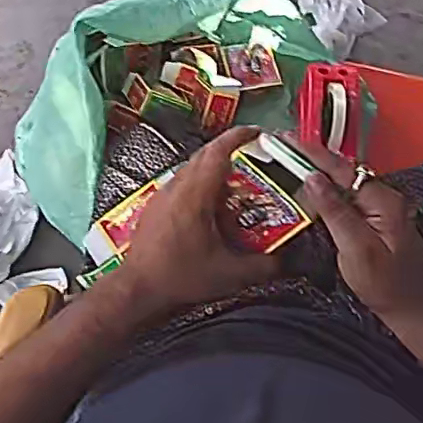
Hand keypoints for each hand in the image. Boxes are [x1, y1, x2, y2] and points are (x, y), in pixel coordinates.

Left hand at [109, 126, 281, 322]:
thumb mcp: (230, 274)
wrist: (137, 289)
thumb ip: (264, 265)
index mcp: (194, 195)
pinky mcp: (155, 208)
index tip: (257, 133)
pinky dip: (200, 188)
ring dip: (214, 173)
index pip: (217, 152)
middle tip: (255, 162)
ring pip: (192, 171)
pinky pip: (181, 186)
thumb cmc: (178, 277)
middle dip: (231, 154)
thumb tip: (284, 260)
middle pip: (205, 157)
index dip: (239, 137)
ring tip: (236, 190)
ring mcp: (162, 196)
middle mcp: (176, 188)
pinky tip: (210, 211)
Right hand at [294, 141, 422, 328]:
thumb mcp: (355, 247)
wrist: (407, 307)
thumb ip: (334, 210)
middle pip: (343, 170)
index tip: (288, 141)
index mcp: (382, 200)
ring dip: (317, 170)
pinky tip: (308, 186)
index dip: (313, 154)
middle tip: (282, 146)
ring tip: (289, 160)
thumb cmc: (383, 283)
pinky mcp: (372, 216)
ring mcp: (379, 206)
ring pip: (343, 181)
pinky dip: (325, 187)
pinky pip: (345, 194)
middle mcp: (383, 196)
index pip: (342, 169)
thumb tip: (313, 178)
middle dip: (312, 157)